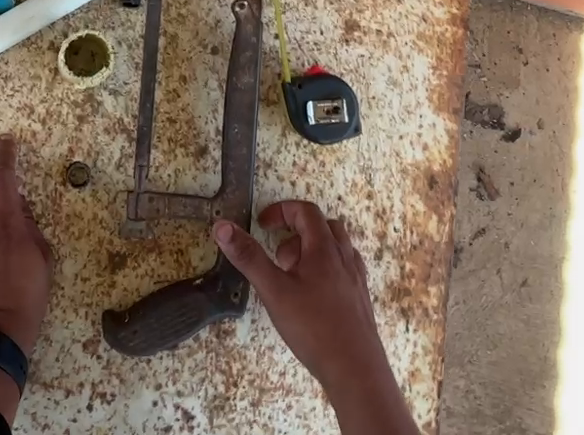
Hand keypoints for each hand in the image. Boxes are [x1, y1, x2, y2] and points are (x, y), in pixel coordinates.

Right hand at [215, 201, 416, 433]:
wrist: (357, 373)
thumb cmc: (313, 328)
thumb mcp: (273, 291)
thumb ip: (248, 257)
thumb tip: (222, 226)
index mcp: (324, 249)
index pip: (305, 211)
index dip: (282, 211)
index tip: (262, 224)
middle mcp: (345, 258)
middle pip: (323, 226)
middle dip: (297, 232)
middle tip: (279, 257)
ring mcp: (357, 279)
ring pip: (337, 248)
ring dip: (313, 250)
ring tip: (293, 276)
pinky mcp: (361, 300)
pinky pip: (345, 269)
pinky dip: (327, 269)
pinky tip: (314, 295)